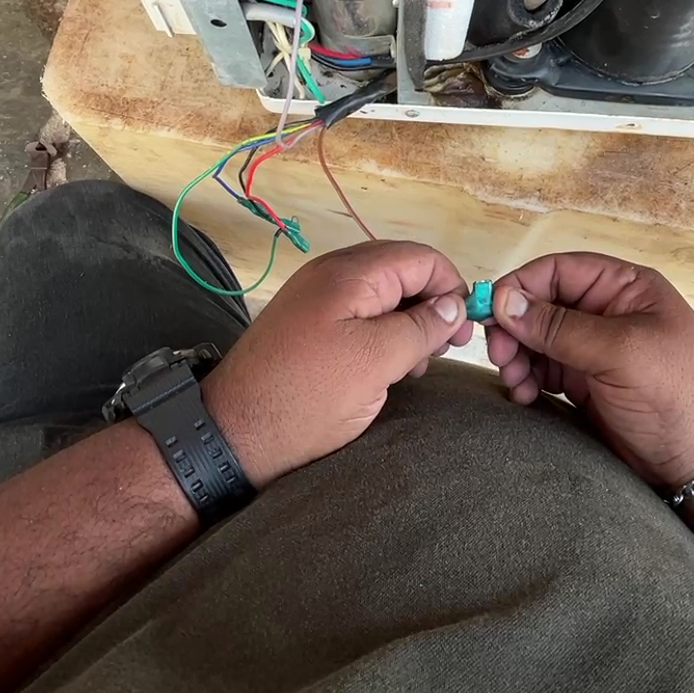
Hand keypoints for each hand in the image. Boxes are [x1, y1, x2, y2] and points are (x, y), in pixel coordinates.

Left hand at [200, 240, 474, 487]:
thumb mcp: (376, 363)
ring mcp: (318, 297)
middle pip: (403, 272)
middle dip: (431, 306)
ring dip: (408, 323)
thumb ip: (421, 327)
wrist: (230, 435)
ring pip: (384, 295)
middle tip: (441, 351)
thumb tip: (455, 304)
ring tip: (416, 365)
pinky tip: (388, 366)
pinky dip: (383, 333)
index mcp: (350, 273)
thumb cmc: (308, 397)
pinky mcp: (310, 322)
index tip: (463, 333)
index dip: (450, 289)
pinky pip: (360, 313)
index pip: (421, 258)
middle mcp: (333, 273)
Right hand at [484, 253, 693, 489]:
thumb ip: (559, 327)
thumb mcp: (620, 354)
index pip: (560, 270)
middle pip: (543, 303)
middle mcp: (606, 311)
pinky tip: (523, 395)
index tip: (492, 310)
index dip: (523, 286)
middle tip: (496, 353)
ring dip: (517, 354)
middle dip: (515, 326)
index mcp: (625, 288)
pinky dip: (526, 377)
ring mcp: (593, 348)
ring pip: (537, 337)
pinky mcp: (583, 382)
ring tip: (512, 379)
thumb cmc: (674, 397)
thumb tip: (502, 302)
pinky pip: (542, 368)